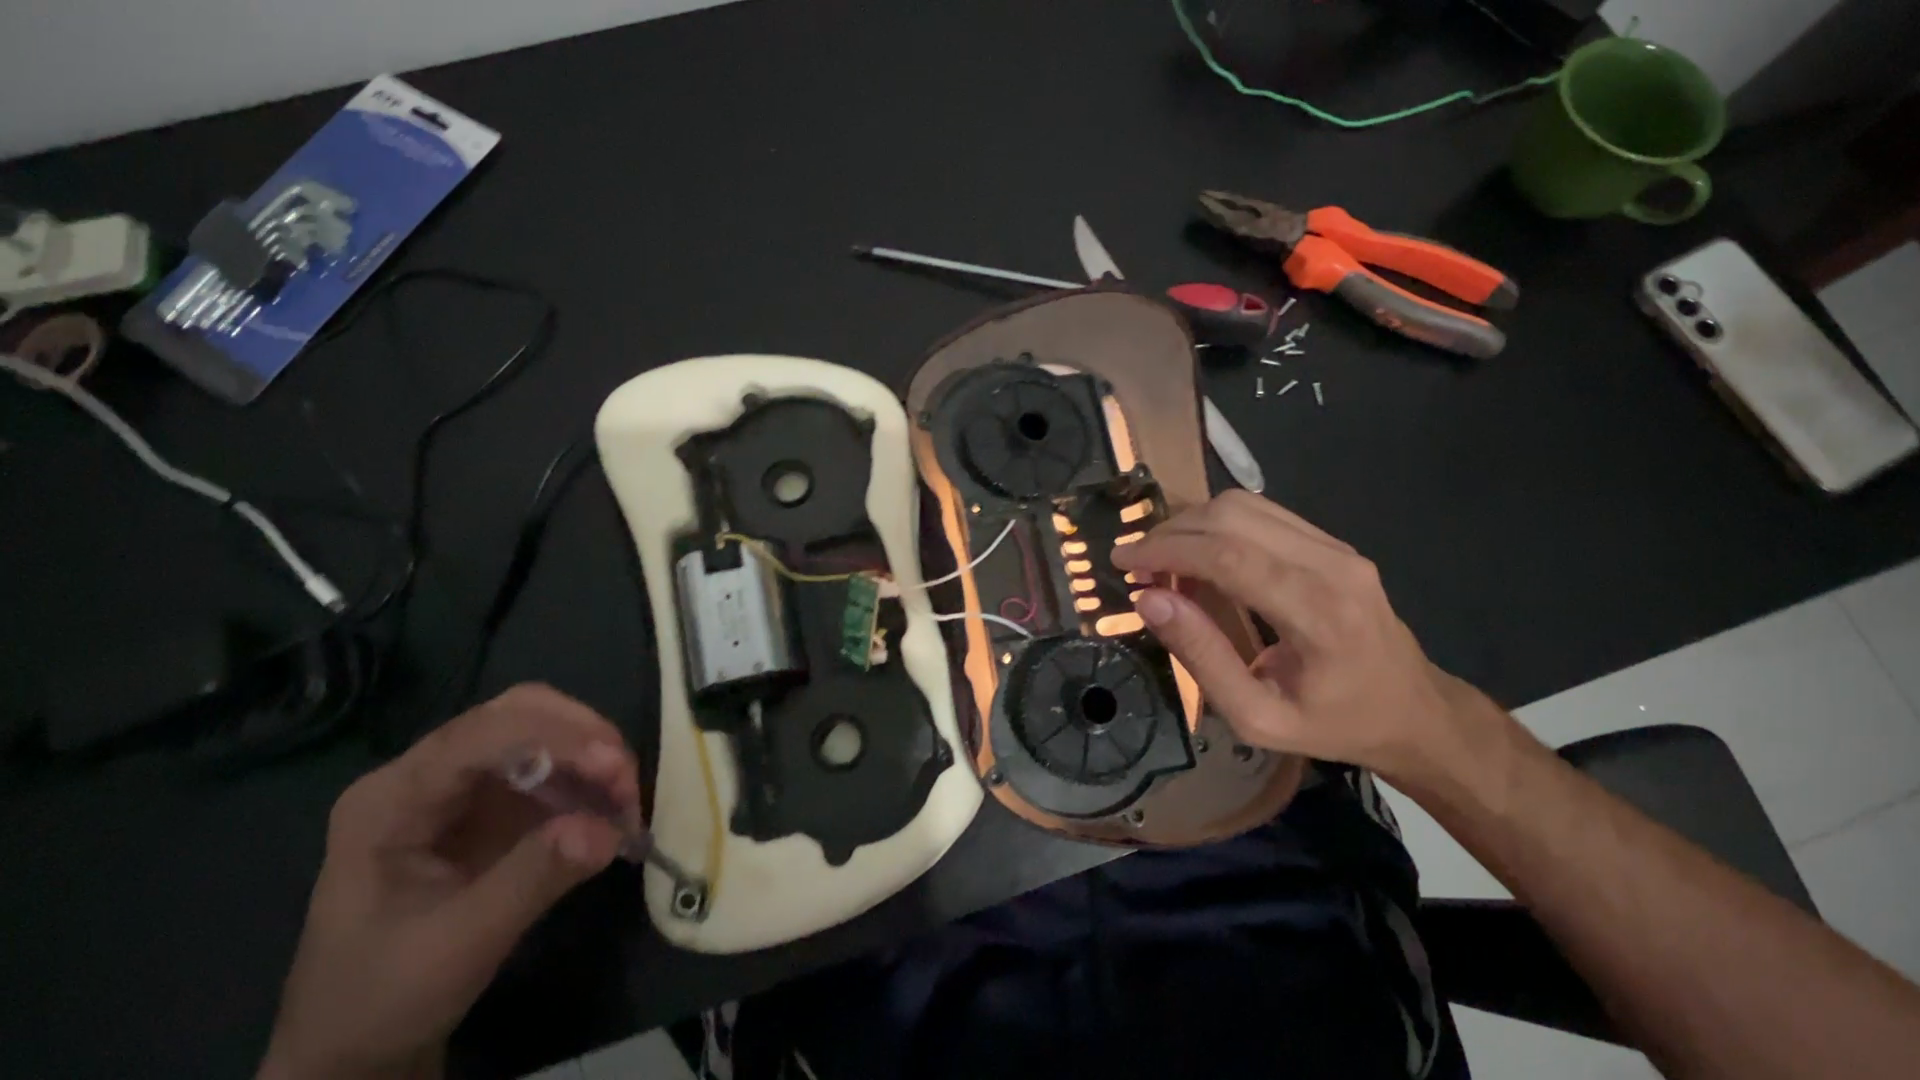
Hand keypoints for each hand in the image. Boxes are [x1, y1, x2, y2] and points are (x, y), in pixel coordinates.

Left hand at [259, 684, 640, 1079]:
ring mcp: (457, 793)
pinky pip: (546, 777)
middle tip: (626, 781)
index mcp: (391, 799)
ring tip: (627, 806)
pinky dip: (585, 787)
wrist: (355, 1048)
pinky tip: (610, 818)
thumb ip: (532, 879)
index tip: (614, 765)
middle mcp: (423, 778)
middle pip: (512, 717)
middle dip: (578, 737)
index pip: (478, 737)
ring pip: (537, 738)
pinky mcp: (486, 814)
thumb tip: (610, 829)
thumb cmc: (385, 995)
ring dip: (589, 760)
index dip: (553, 738)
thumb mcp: (458, 944)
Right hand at [1111, 491, 1490, 788]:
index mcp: (1318, 613)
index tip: (1121, 560)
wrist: (1412, 711)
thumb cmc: (1334, 726)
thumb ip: (1203, 658)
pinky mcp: (1333, 543)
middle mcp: (1332, 565)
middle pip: (1233, 517)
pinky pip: (1263, 515)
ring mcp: (1337, 548)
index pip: (1229, 556)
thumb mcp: (1259, 718)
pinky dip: (1217, 527)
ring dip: (1191, 525)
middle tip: (1137, 566)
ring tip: (1163, 563)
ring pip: (1245, 506)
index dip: (1167, 549)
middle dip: (1171, 532)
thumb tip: (1149, 601)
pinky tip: (1199, 558)